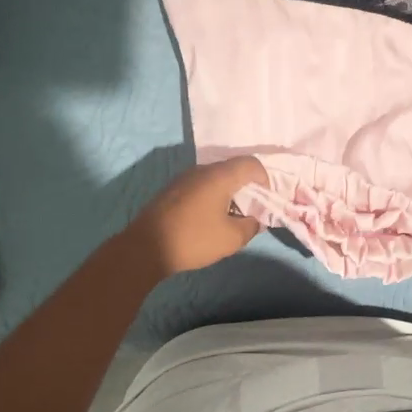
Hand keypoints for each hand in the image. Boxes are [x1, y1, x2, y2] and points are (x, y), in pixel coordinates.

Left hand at [122, 156, 269, 276]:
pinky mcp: (172, 190)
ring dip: (228, 194)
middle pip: (233, 170)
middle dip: (247, 188)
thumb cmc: (194, 239)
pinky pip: (201, 187)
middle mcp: (201, 170)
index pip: (251, 164)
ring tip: (230, 219)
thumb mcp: (232, 239)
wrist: (146, 247)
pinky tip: (208, 220)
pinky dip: (212, 198)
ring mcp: (184, 179)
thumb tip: (255, 219)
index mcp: (219, 176)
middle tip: (251, 212)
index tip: (265, 201)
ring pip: (215, 179)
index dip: (265, 179)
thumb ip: (251, 225)